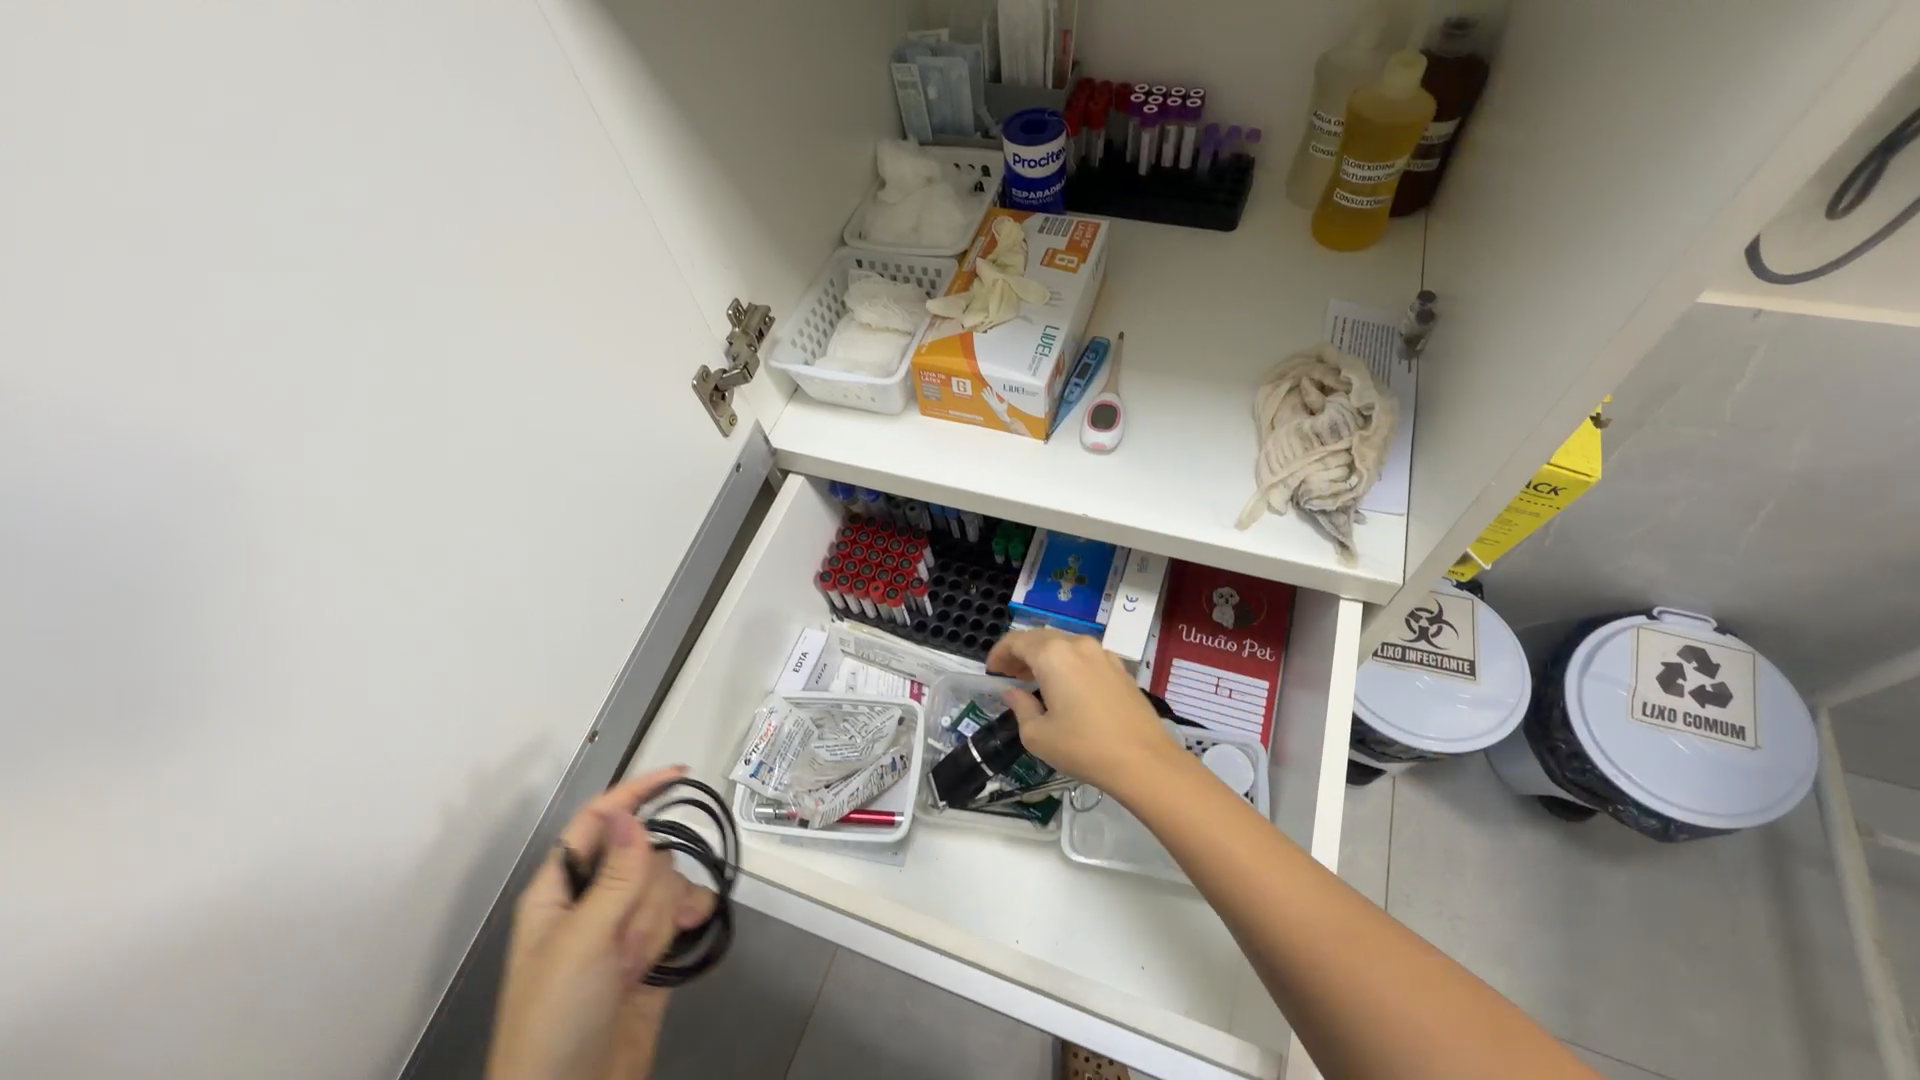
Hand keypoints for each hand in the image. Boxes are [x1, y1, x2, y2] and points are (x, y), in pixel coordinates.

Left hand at [487, 767, 715, 1079]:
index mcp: (559, 891)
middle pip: (644, 855)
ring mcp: (623, 930)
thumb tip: (627, 811)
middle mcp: (592, 903)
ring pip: (666, 885)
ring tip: (644, 958)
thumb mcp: (581, 944)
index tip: (678, 775)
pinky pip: (682, 913)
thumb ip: (615, 877)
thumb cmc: (555, 1020)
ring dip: (664, 916)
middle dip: (648, 890)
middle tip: (627, 936)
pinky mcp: (651, 955)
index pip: (598, 822)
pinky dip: (689, 920)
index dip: (634, 794)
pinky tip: (686, 936)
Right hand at [985, 628, 1177, 792]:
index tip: (991, 672)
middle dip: (1021, 654)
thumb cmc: (1083, 747)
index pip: (1016, 641)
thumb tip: (1014, 694)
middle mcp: (1078, 645)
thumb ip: (1020, 707)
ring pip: (1065, 646)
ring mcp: (1103, 654)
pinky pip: (1084, 657)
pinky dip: (1068, 665)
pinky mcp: (1120, 669)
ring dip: (1045, 658)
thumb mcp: (1038, 735)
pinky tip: (1066, 689)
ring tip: (1034, 682)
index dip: (999, 654)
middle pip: (1041, 639)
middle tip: (1009, 676)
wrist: (1144, 760)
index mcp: (1053, 655)